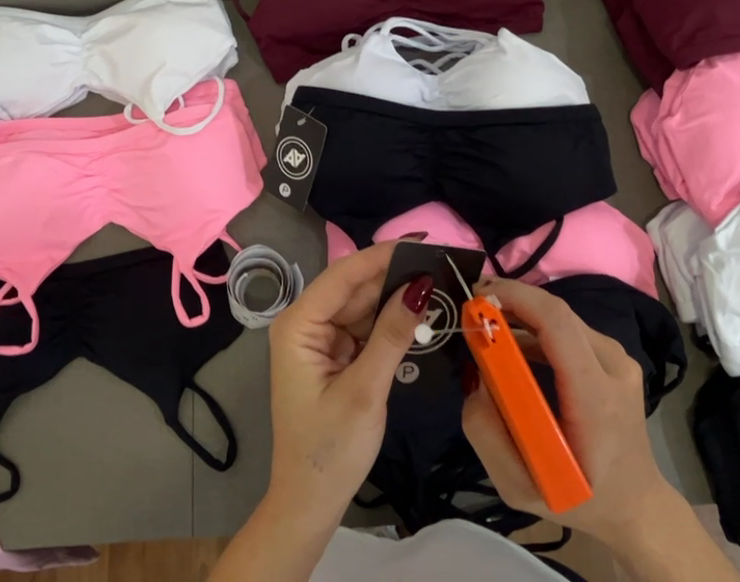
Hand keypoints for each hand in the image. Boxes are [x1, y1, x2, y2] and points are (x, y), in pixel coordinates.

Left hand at [263, 237, 432, 527]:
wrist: (310, 500)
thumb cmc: (330, 448)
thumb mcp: (365, 390)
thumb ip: (392, 335)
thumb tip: (420, 286)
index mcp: (298, 325)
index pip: (343, 275)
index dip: (382, 254)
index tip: (423, 239)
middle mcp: (304, 324)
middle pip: (354, 288)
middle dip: (395, 275)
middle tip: (442, 263)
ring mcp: (319, 340)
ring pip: (362, 306)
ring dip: (396, 298)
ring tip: (439, 283)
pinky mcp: (334, 357)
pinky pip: (364, 328)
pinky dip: (390, 323)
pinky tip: (420, 314)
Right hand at [460, 277, 665, 535]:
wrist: (637, 504)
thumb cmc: (582, 500)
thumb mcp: (520, 488)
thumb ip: (487, 434)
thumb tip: (477, 379)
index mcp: (596, 398)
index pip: (558, 324)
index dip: (516, 299)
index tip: (476, 299)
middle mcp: (614, 367)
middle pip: (557, 314)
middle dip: (510, 302)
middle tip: (470, 314)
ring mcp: (619, 360)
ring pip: (561, 318)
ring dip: (520, 316)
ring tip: (485, 332)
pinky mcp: (614, 359)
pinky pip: (568, 331)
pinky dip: (535, 330)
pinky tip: (513, 349)